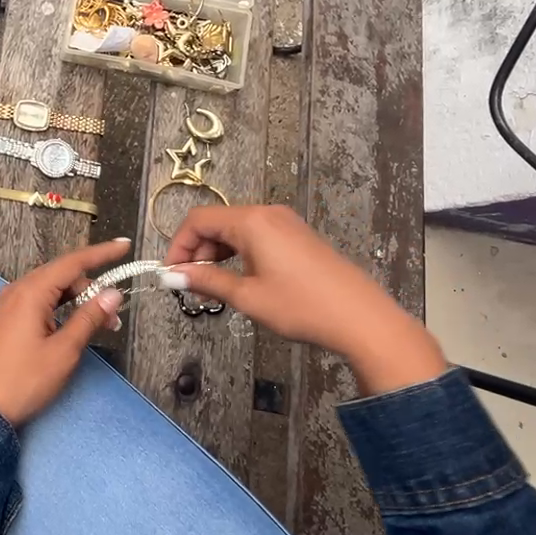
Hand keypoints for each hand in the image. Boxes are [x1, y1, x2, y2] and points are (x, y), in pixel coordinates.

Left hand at [0, 238, 132, 425]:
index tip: (124, 246)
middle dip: (91, 287)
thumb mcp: (63, 351)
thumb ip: (88, 318)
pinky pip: (39, 302)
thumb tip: (112, 293)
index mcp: (31, 292)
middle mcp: (17, 290)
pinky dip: (60, 308)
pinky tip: (74, 325)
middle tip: (114, 316)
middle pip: (62, 275)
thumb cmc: (23, 380)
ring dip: (77, 300)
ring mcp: (9, 304)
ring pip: (51, 290)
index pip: (72, 262)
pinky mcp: (6, 319)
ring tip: (100, 324)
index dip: (101, 254)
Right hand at [164, 205, 446, 394]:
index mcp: (251, 221)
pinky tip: (242, 280)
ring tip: (215, 287)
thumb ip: (206, 281)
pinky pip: (256, 236)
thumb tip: (172, 276)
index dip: (178, 246)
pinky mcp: (298, 236)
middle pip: (216, 223)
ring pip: (236, 230)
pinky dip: (239, 254)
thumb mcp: (247, 296)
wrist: (363, 320)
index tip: (171, 275)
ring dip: (217, 254)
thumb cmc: (301, 307)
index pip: (198, 220)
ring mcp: (286, 223)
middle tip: (192, 286)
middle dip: (197, 252)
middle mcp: (267, 213)